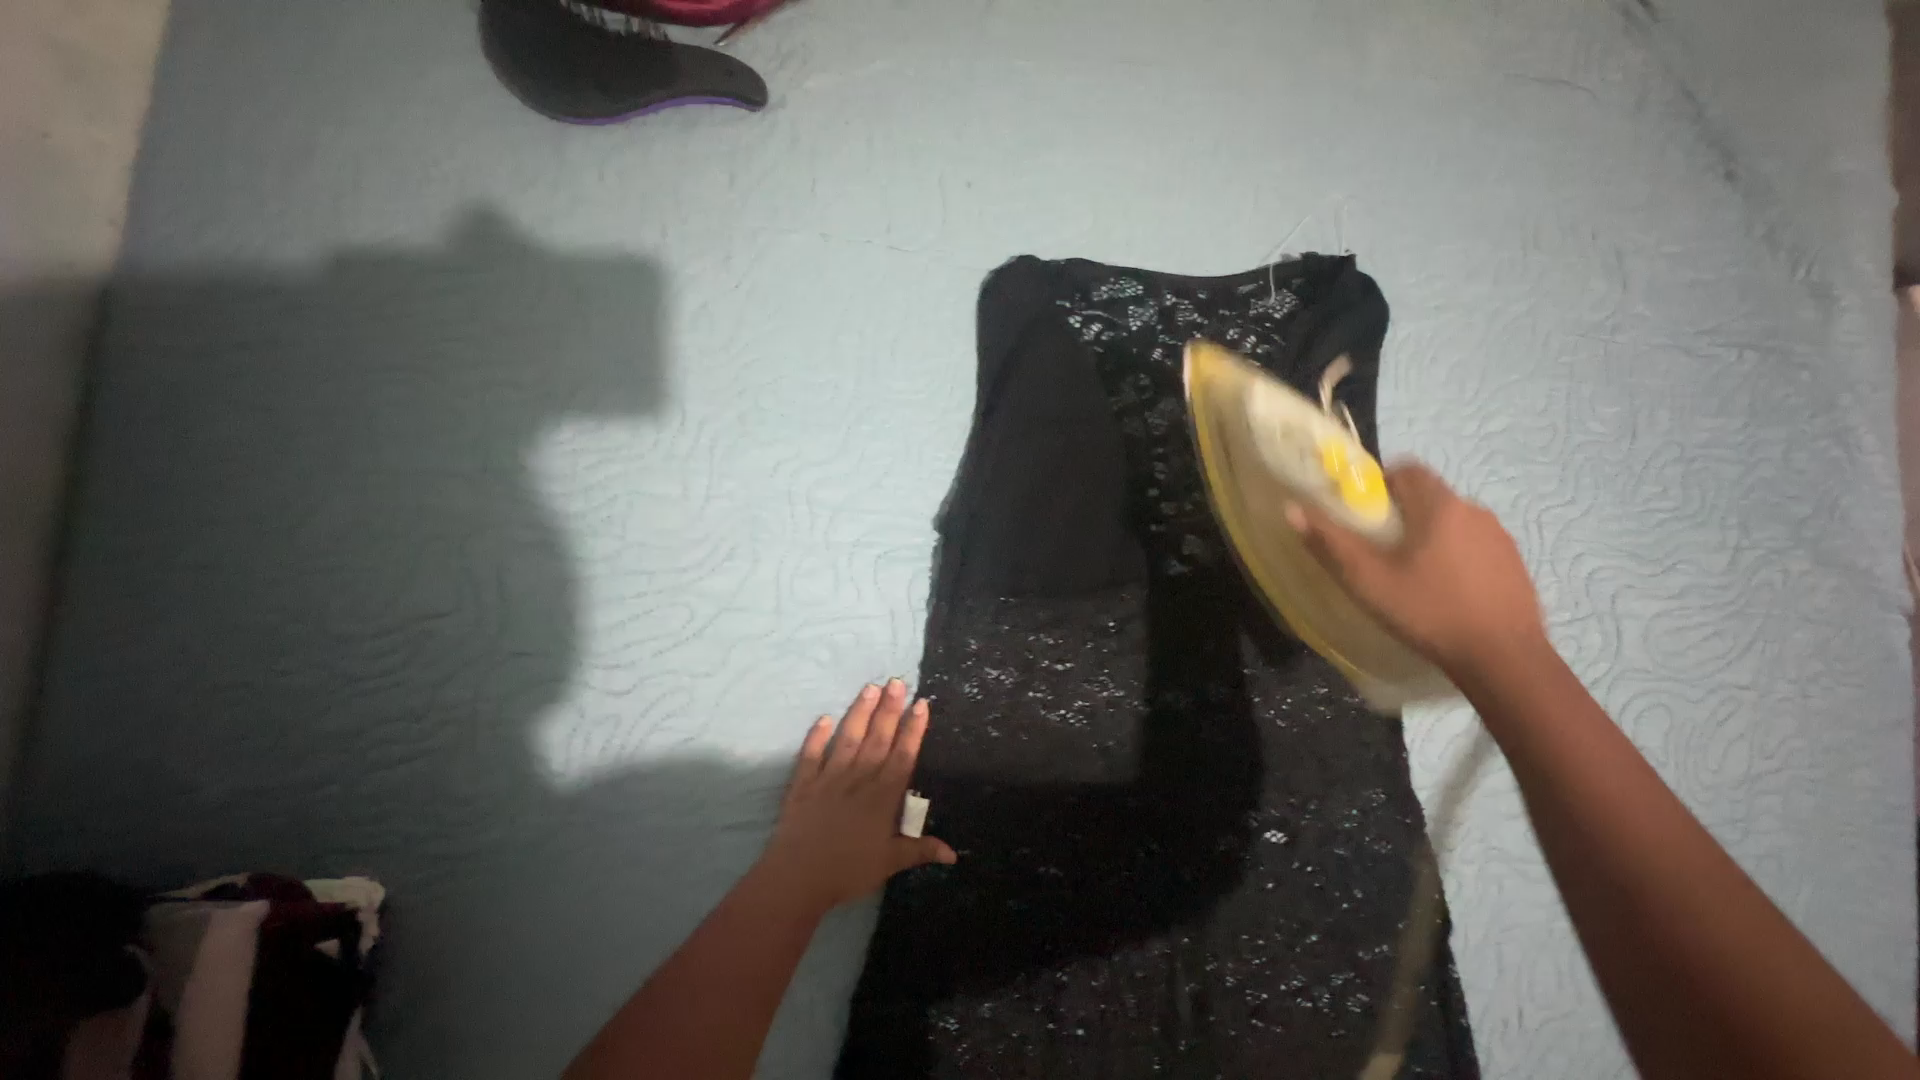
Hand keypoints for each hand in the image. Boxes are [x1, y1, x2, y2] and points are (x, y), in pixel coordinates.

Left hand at [757, 680, 955, 913]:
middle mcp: (858, 780)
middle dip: (890, 710)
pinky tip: (824, 719)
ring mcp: (829, 779)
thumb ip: (920, 851)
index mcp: (882, 798)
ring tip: (870, 688)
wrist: (797, 877)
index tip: (921, 704)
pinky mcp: (803, 784)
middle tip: (897, 682)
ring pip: (848, 740)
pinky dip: (817, 736)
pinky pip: (811, 755)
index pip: (903, 756)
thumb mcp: (889, 864)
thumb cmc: (848, 871)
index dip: (913, 730)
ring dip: (860, 713)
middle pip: (878, 739)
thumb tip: (953, 854)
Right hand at [1286, 461, 1546, 677]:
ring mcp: (1500, 537)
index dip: (1380, 484)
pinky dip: (1455, 556)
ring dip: (1430, 535)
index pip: (1408, 469)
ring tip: (1411, 574)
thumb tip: (1292, 508)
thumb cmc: (1428, 611)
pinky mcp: (1514, 563)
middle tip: (1378, 549)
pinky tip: (1444, 591)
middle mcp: (1474, 510)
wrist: (1503, 657)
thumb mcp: (1368, 580)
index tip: (1363, 514)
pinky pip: (1475, 545)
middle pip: (1430, 496)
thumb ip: (1330, 542)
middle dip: (1402, 513)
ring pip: (1453, 521)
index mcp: (1439, 506)